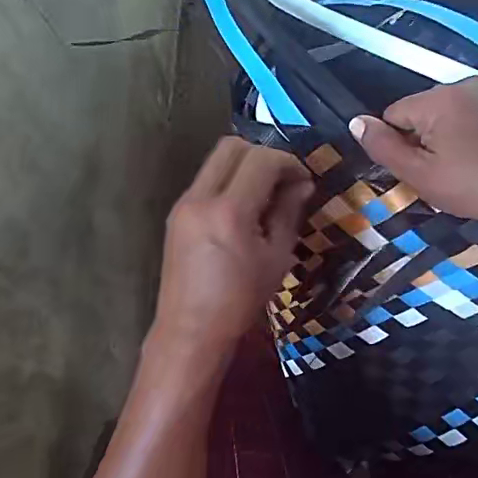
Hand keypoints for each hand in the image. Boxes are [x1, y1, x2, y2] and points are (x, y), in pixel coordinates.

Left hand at [151, 137, 313, 355]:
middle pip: (232, 146)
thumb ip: (287, 213)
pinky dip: (227, 183)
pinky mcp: (175, 215)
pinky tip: (242, 210)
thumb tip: (301, 184)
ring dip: (243, 167)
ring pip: (215, 162)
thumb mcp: (276, 258)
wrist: (190, 330)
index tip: (303, 180)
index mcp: (229, 211)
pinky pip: (204, 182)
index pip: (261, 160)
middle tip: (283, 179)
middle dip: (263, 155)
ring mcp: (182, 205)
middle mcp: (199, 199)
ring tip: (265, 197)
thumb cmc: (240, 301)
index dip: (288, 162)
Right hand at [350, 78, 477, 232]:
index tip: (417, 170)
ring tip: (468, 168)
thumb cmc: (472, 186)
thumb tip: (356, 122)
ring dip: (452, 136)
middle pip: (425, 112)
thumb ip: (383, 147)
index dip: (398, 145)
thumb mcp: (418, 174)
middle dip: (426, 138)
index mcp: (437, 100)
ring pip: (454, 113)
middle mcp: (465, 85)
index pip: (394, 114)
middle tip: (442, 174)